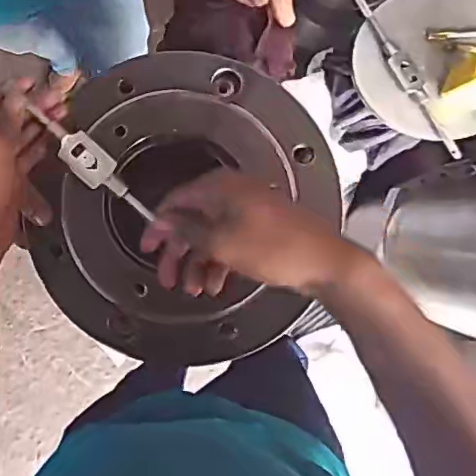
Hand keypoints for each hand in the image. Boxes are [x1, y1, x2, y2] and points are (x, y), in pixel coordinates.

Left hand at [0, 77, 64, 251]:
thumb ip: (7, 118)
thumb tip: (18, 95)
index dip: (10, 89)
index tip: (33, 81)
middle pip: (4, 117)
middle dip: (30, 106)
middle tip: (56, 95)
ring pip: (16, 135)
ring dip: (38, 123)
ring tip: (62, 109)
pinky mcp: (4, 177)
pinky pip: (23, 155)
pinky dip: (37, 145)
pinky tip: (54, 134)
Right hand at [139, 169, 363, 296]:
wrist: (327, 264)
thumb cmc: (283, 247)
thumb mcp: (221, 242)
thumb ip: (187, 230)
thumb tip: (165, 221)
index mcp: (221, 187)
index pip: (175, 201)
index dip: (158, 227)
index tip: (148, 245)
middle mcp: (233, 193)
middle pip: (191, 222)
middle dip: (178, 253)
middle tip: (169, 276)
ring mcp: (248, 211)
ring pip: (209, 236)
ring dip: (198, 263)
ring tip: (195, 288)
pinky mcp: (259, 228)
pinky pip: (228, 243)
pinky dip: (217, 262)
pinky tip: (215, 283)